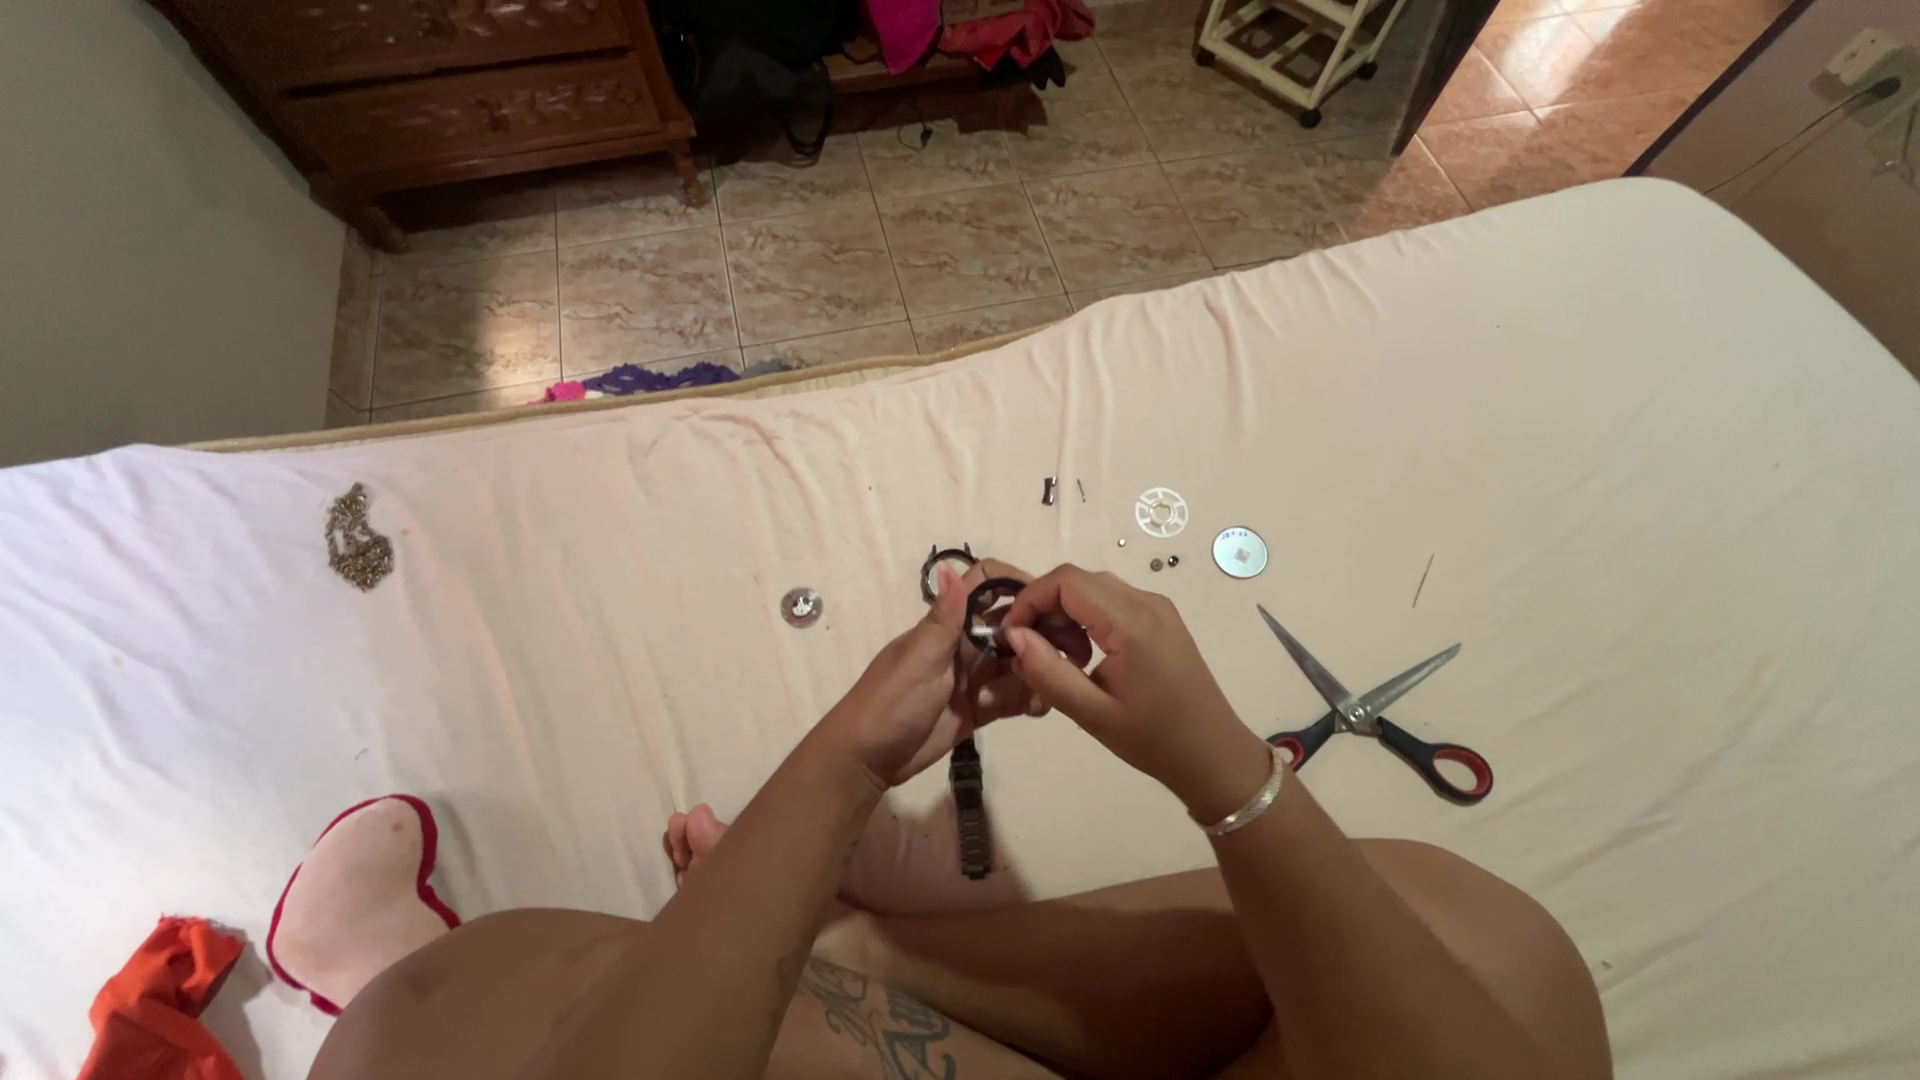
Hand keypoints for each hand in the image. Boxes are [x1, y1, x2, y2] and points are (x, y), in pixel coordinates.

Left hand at [818, 564, 1045, 789]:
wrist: (868, 759)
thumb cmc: (890, 702)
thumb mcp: (919, 660)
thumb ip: (943, 619)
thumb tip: (948, 567)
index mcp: (948, 626)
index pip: (985, 588)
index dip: (1015, 584)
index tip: (1046, 600)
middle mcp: (965, 645)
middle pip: (1012, 626)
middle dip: (1038, 634)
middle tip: (1062, 654)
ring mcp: (974, 677)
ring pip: (1018, 662)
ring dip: (1035, 671)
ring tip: (1044, 689)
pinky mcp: (980, 708)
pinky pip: (1013, 696)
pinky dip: (1028, 699)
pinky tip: (1036, 709)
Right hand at [1002, 564, 1274, 823]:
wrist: (1214, 755)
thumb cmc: (1154, 740)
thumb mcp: (1092, 714)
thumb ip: (1048, 672)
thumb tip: (1014, 636)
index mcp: (1131, 622)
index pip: (1066, 581)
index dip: (1030, 600)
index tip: (1011, 636)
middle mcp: (1146, 601)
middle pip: (1078, 580)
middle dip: (1045, 608)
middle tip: (1033, 651)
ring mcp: (1157, 607)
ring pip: (1094, 588)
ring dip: (1066, 614)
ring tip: (1062, 659)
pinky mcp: (1161, 618)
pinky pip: (1112, 601)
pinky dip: (1087, 619)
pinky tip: (1086, 656)